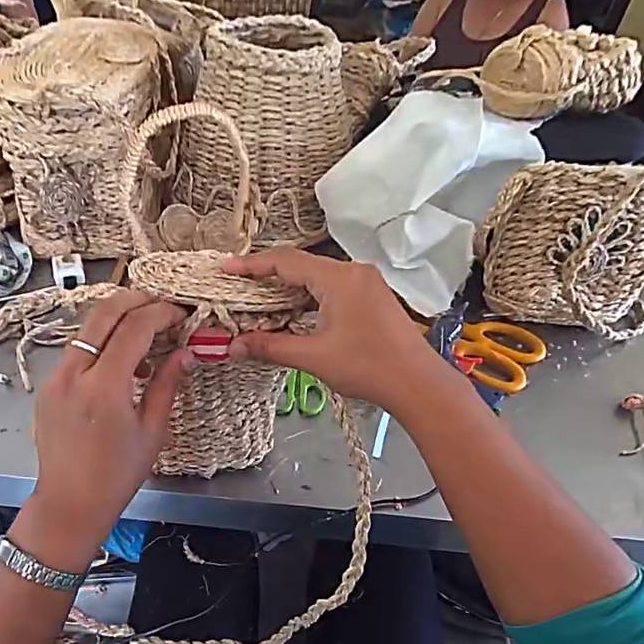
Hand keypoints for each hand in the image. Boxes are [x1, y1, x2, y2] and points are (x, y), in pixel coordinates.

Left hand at [18, 291, 191, 570]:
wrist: (70, 502)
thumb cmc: (117, 474)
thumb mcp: (152, 430)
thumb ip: (167, 384)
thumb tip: (186, 353)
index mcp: (104, 388)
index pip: (134, 327)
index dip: (161, 313)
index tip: (180, 313)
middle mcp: (74, 374)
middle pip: (103, 313)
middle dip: (136, 300)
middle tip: (162, 303)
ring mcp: (55, 378)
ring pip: (87, 328)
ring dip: (118, 320)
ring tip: (146, 333)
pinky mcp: (48, 385)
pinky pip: (77, 349)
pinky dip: (102, 343)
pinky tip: (121, 361)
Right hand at [221, 249, 455, 414]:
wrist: (417, 382)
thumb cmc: (368, 367)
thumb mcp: (314, 357)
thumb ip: (271, 347)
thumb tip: (233, 346)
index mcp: (338, 278)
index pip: (286, 261)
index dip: (252, 265)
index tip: (225, 268)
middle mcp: (353, 271)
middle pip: (301, 266)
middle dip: (266, 278)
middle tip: (236, 288)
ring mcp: (365, 282)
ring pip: (316, 278)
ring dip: (287, 290)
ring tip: (258, 303)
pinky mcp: (371, 297)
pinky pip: (331, 288)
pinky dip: (307, 298)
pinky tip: (292, 313)